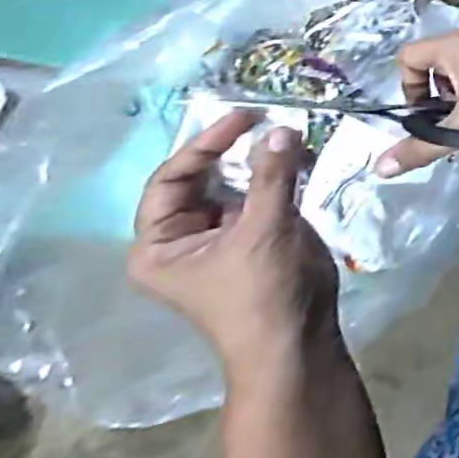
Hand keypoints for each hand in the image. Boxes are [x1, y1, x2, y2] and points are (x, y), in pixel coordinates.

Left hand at [128, 111, 341, 373]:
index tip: (242, 118)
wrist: (297, 339)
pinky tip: (297, 153)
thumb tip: (282, 127)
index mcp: (161, 244)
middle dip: (232, 148)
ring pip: (236, 182)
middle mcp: (185, 236)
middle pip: (203, 177)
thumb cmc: (261, 291)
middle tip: (264, 118)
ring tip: (285, 131)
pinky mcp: (258, 233)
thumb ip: (272, 176)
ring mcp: (223, 234)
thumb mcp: (263, 230)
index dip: (203, 145)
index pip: (171, 179)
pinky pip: (263, 192)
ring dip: (259, 157)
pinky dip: (279, 172)